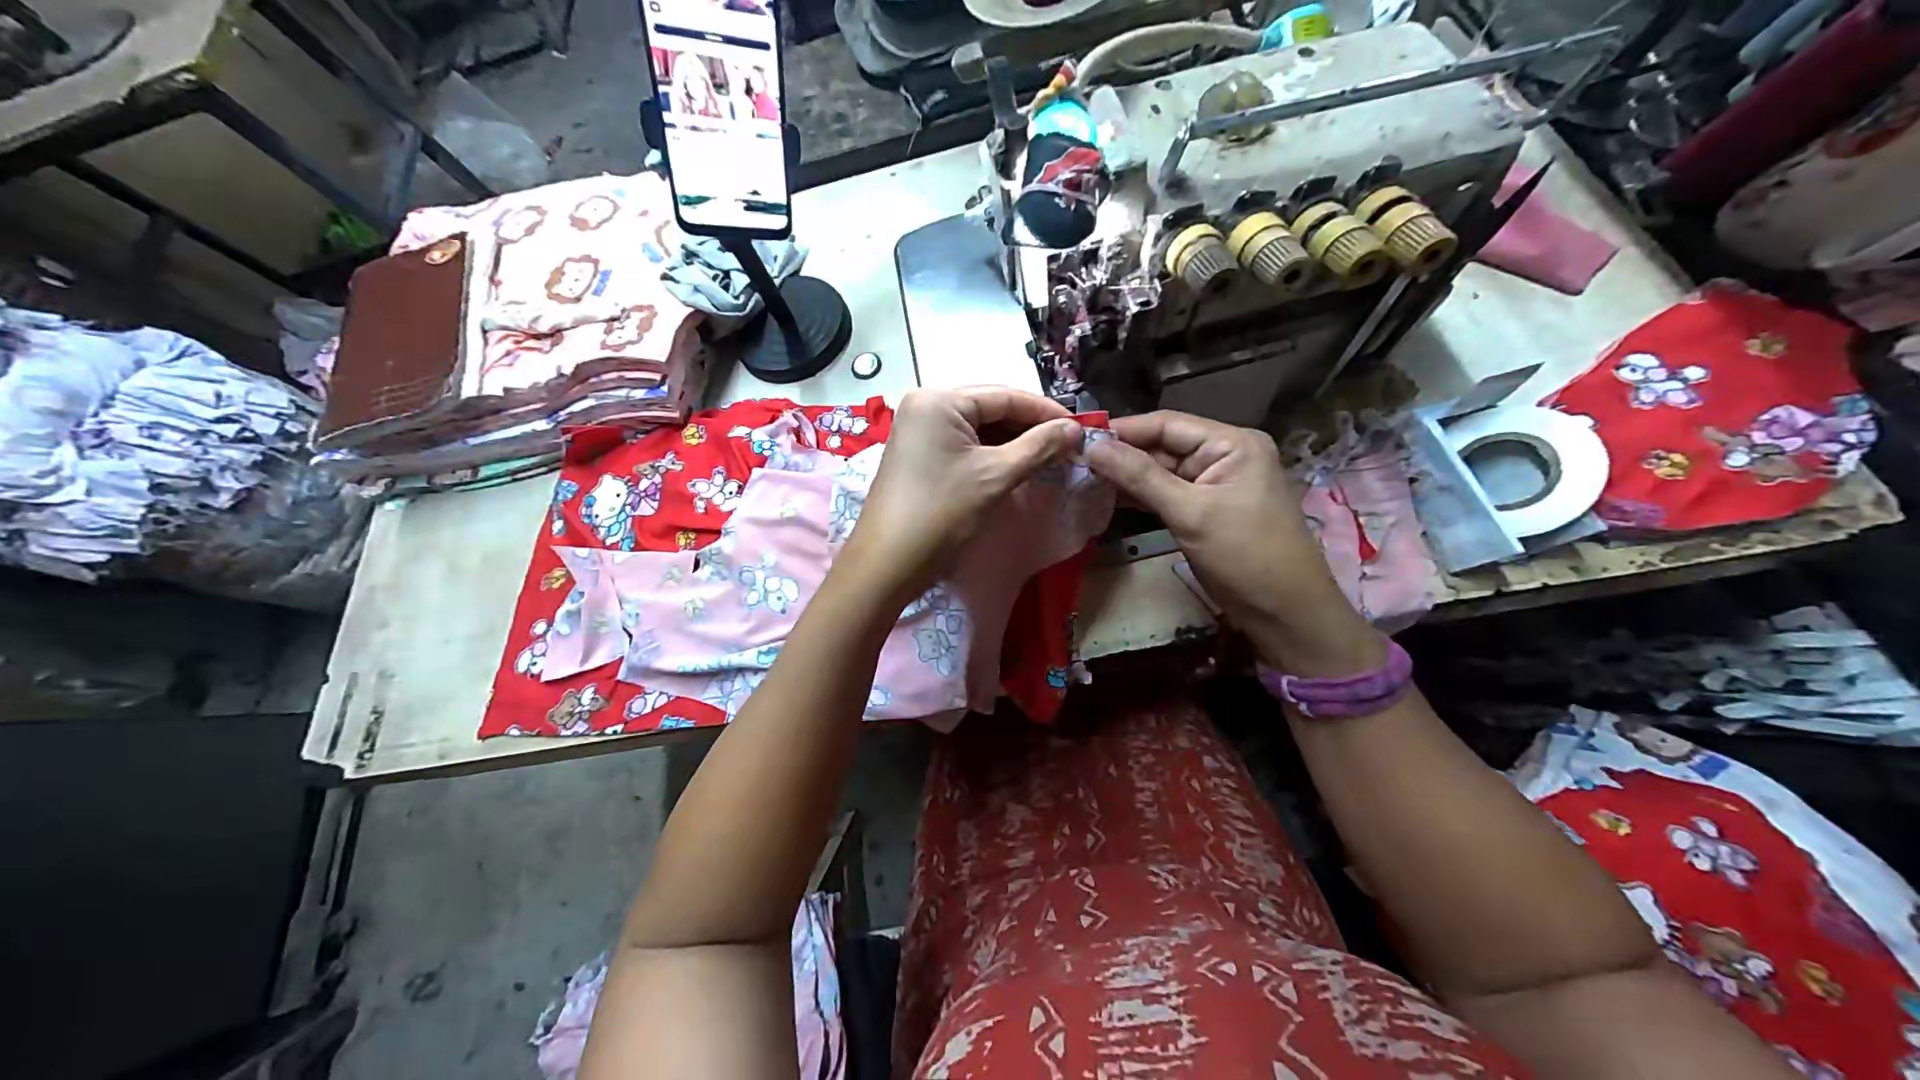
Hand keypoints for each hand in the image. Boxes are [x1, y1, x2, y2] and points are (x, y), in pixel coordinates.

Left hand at [845, 386, 1081, 603]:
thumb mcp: (996, 475)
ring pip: (978, 429)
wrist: (887, 563)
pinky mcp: (918, 455)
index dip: (1046, 411)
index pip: (1004, 396)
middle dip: (1030, 427)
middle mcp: (925, 405)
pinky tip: (1018, 466)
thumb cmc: (941, 512)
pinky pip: (964, 445)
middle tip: (1068, 444)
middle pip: (991, 408)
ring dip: (1014, 442)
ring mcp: (918, 431)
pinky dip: (992, 454)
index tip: (1080, 428)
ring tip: (1050, 456)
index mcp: (939, 400)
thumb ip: (1039, 446)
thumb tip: (1076, 429)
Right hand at [1086, 410, 1381, 675]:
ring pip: (1162, 471)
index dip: (1122, 430)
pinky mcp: (1207, 510)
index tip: (1078, 439)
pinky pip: (1168, 494)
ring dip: (1127, 477)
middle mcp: (1224, 455)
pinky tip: (1108, 499)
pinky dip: (1141, 497)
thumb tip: (1092, 446)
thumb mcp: (1190, 513)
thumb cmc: (1245, 556)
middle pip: (1163, 445)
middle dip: (1121, 454)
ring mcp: (1215, 484)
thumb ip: (1140, 477)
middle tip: (1074, 462)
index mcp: (1231, 443)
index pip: (1166, 424)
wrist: (1286, 613)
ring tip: (1083, 479)